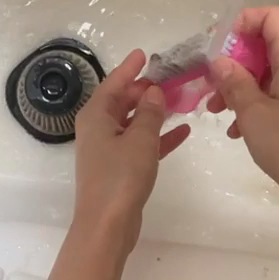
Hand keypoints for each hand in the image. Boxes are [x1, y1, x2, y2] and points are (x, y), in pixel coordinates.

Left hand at [72, 49, 190, 257]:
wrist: (107, 225)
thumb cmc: (120, 177)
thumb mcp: (140, 139)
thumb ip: (149, 112)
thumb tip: (153, 91)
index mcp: (95, 117)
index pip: (113, 84)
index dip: (129, 69)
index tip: (144, 54)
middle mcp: (98, 130)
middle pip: (122, 102)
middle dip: (145, 90)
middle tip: (170, 78)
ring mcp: (108, 151)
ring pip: (133, 124)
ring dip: (155, 113)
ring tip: (181, 100)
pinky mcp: (119, 170)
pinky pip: (140, 146)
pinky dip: (158, 138)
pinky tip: (183, 132)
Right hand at [207, 6, 278, 217]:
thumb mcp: (254, 113)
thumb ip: (234, 83)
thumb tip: (220, 61)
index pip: (272, 17)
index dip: (243, 22)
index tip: (218, 47)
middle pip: (266, 46)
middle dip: (234, 60)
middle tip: (210, 84)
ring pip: (266, 74)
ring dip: (238, 86)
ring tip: (217, 111)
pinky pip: (274, 97)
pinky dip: (252, 106)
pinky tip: (235, 131)